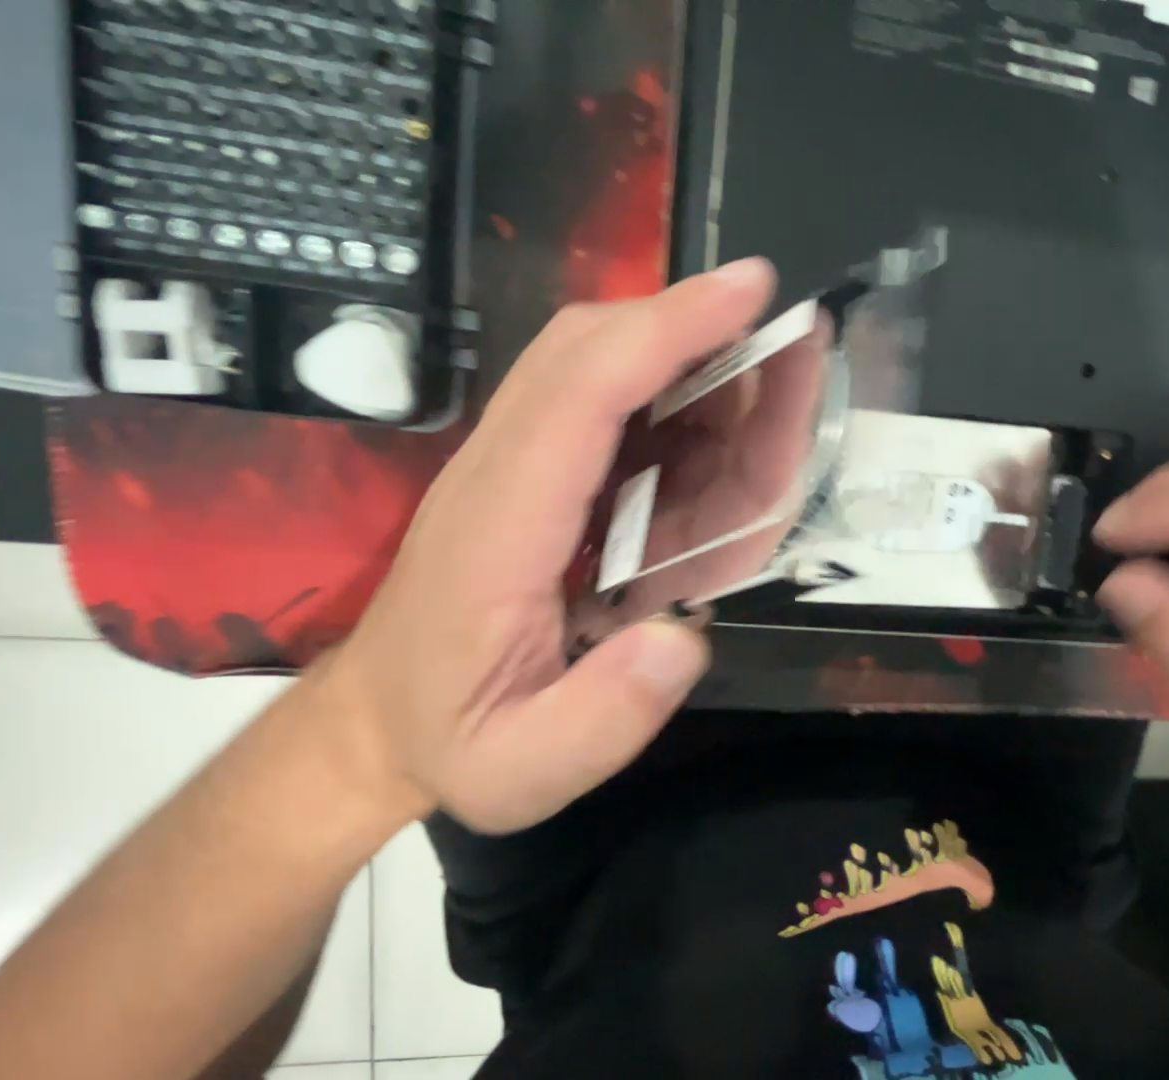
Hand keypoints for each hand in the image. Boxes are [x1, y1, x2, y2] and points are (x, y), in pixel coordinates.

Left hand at [310, 259, 778, 833]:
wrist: (376, 723)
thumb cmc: (453, 740)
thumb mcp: (525, 769)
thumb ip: (606, 716)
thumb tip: (686, 637)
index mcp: (500, 529)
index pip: (582, 393)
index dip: (667, 331)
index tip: (748, 291)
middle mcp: (500, 472)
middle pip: (588, 350)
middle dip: (696, 327)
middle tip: (792, 345)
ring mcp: (508, 464)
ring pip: (596, 366)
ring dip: (696, 365)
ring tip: (775, 398)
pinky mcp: (527, 473)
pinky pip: (601, 406)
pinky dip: (675, 405)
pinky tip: (723, 445)